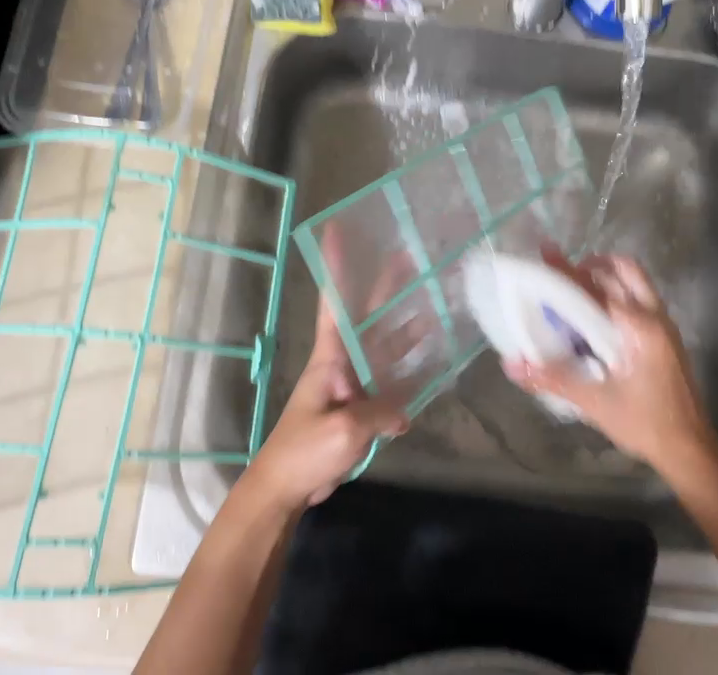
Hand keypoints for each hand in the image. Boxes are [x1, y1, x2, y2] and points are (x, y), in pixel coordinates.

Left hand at [243, 230, 408, 511]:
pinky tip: (429, 365)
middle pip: (367, 316)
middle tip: (409, 256)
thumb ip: (379, 411)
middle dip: (385, 286)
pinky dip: (407, 370)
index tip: (336, 231)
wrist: (285, 487)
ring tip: (432, 303)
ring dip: (404, 325)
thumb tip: (404, 411)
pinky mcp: (358, 408)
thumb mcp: (346, 429)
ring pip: (382, 346)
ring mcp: (351, 385)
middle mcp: (341, 362)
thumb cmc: (304, 450)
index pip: (334, 303)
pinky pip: (387, 381)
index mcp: (330, 357)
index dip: (336, 267)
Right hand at [504, 250, 716, 473]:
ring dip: (608, 279)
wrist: (689, 448)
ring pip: (637, 284)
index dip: (568, 271)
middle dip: (594, 265)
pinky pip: (641, 302)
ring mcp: (665, 327)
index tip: (546, 255)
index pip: (598, 287)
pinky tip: (596, 320)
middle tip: (565, 275)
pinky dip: (618, 296)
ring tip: (576, 292)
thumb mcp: (595, 402)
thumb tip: (512, 365)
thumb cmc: (645, 423)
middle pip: (626, 271)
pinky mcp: (666, 340)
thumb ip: (553, 379)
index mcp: (640, 327)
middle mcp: (656, 318)